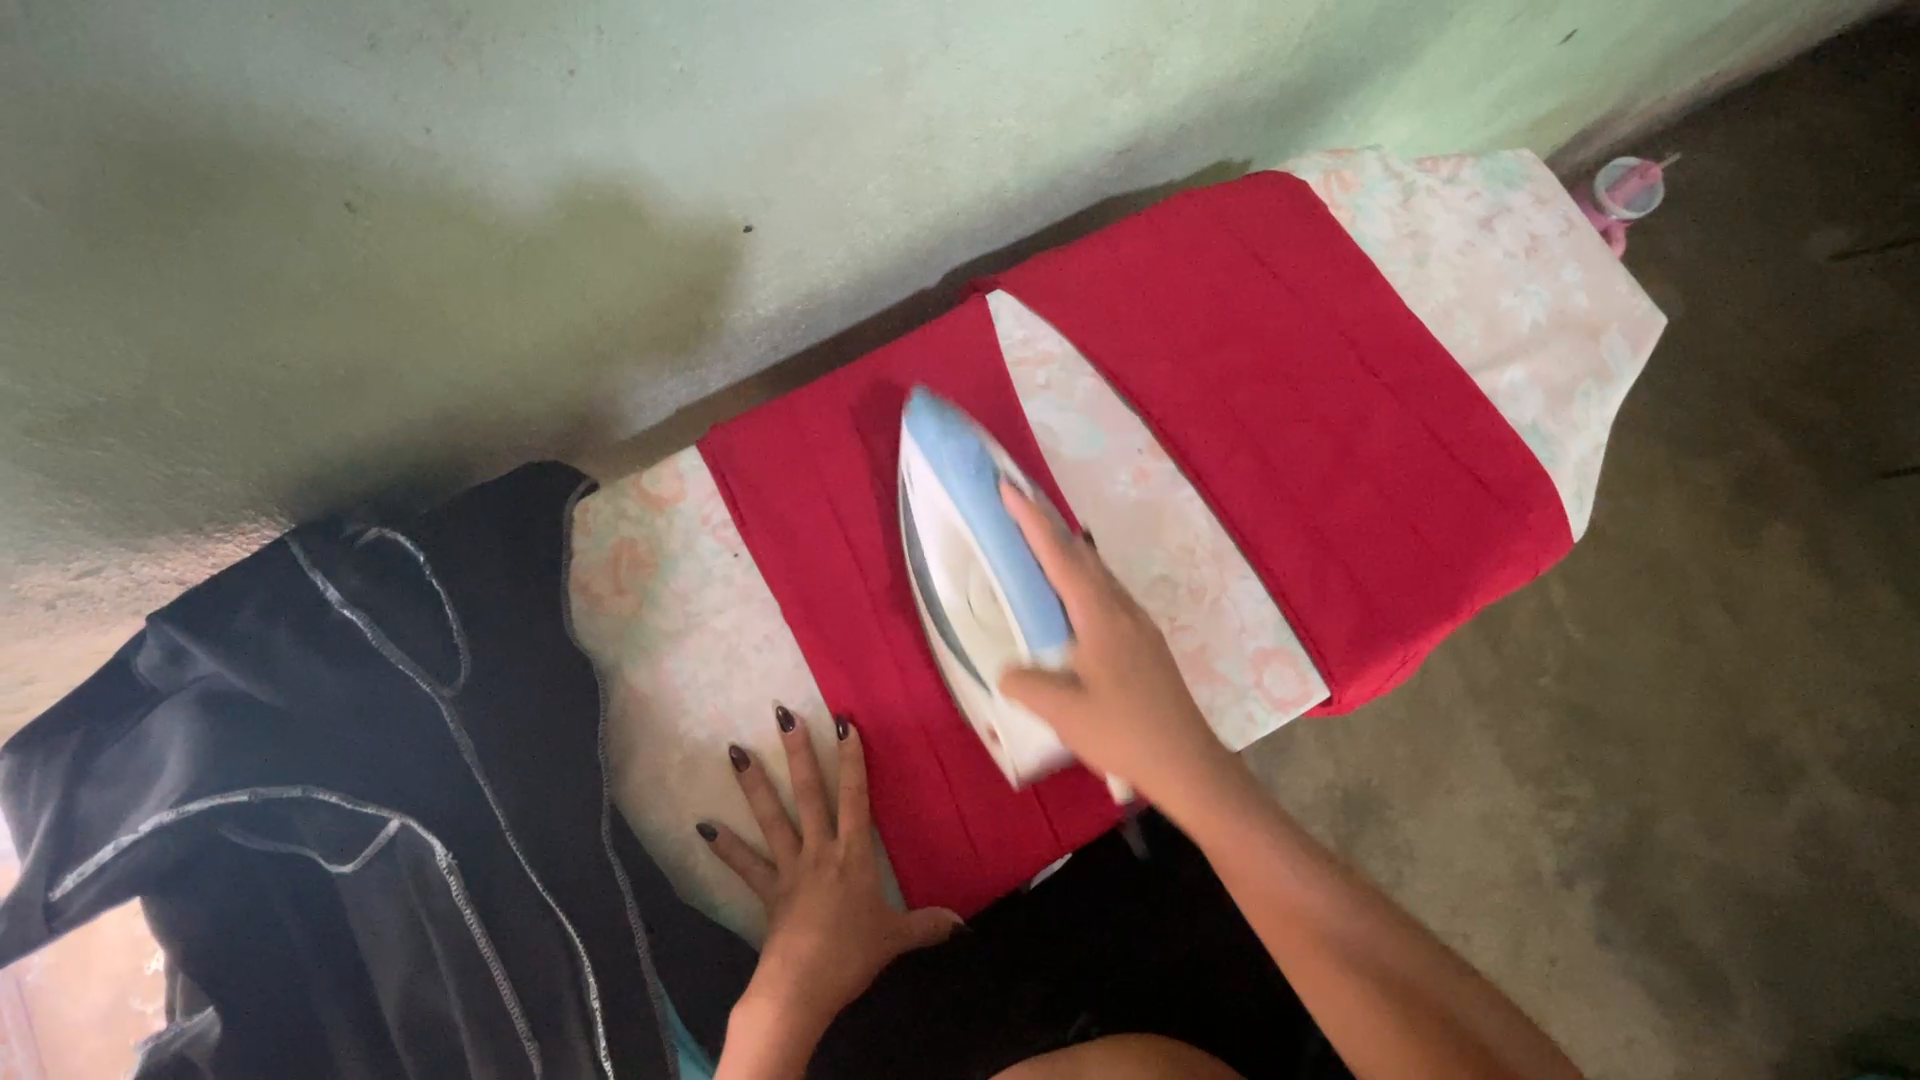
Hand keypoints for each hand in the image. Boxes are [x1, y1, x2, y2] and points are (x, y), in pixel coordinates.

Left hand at [700, 706, 961, 1042]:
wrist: (800, 989)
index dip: (850, 759)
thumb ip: (927, 925)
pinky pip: (745, 866)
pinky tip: (703, 826)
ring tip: (735, 750)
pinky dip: (725, 847)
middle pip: (808, 794)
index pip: (854, 797)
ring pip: (771, 818)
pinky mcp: (768, 892)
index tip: (842, 723)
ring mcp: (789, 869)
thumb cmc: (851, 956)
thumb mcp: (895, 938)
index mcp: (853, 855)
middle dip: (797, 753)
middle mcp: (819, 851)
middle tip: (783, 716)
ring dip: (753, 784)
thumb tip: (962, 925)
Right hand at [997, 484, 1239, 807]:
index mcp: (1099, 616)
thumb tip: (1008, 672)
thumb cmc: (1123, 731)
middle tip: (1018, 512)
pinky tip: (1073, 605)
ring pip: (1098, 575)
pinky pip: (1107, 596)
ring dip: (1068, 555)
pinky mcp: (1146, 643)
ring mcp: (1139, 625)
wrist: (1186, 761)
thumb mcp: (1063, 712)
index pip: (1060, 557)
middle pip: (1083, 556)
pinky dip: (1082, 582)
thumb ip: (1028, 684)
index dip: (1032, 521)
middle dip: (1049, 528)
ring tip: (1039, 550)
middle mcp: (1122, 610)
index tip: (1009, 489)